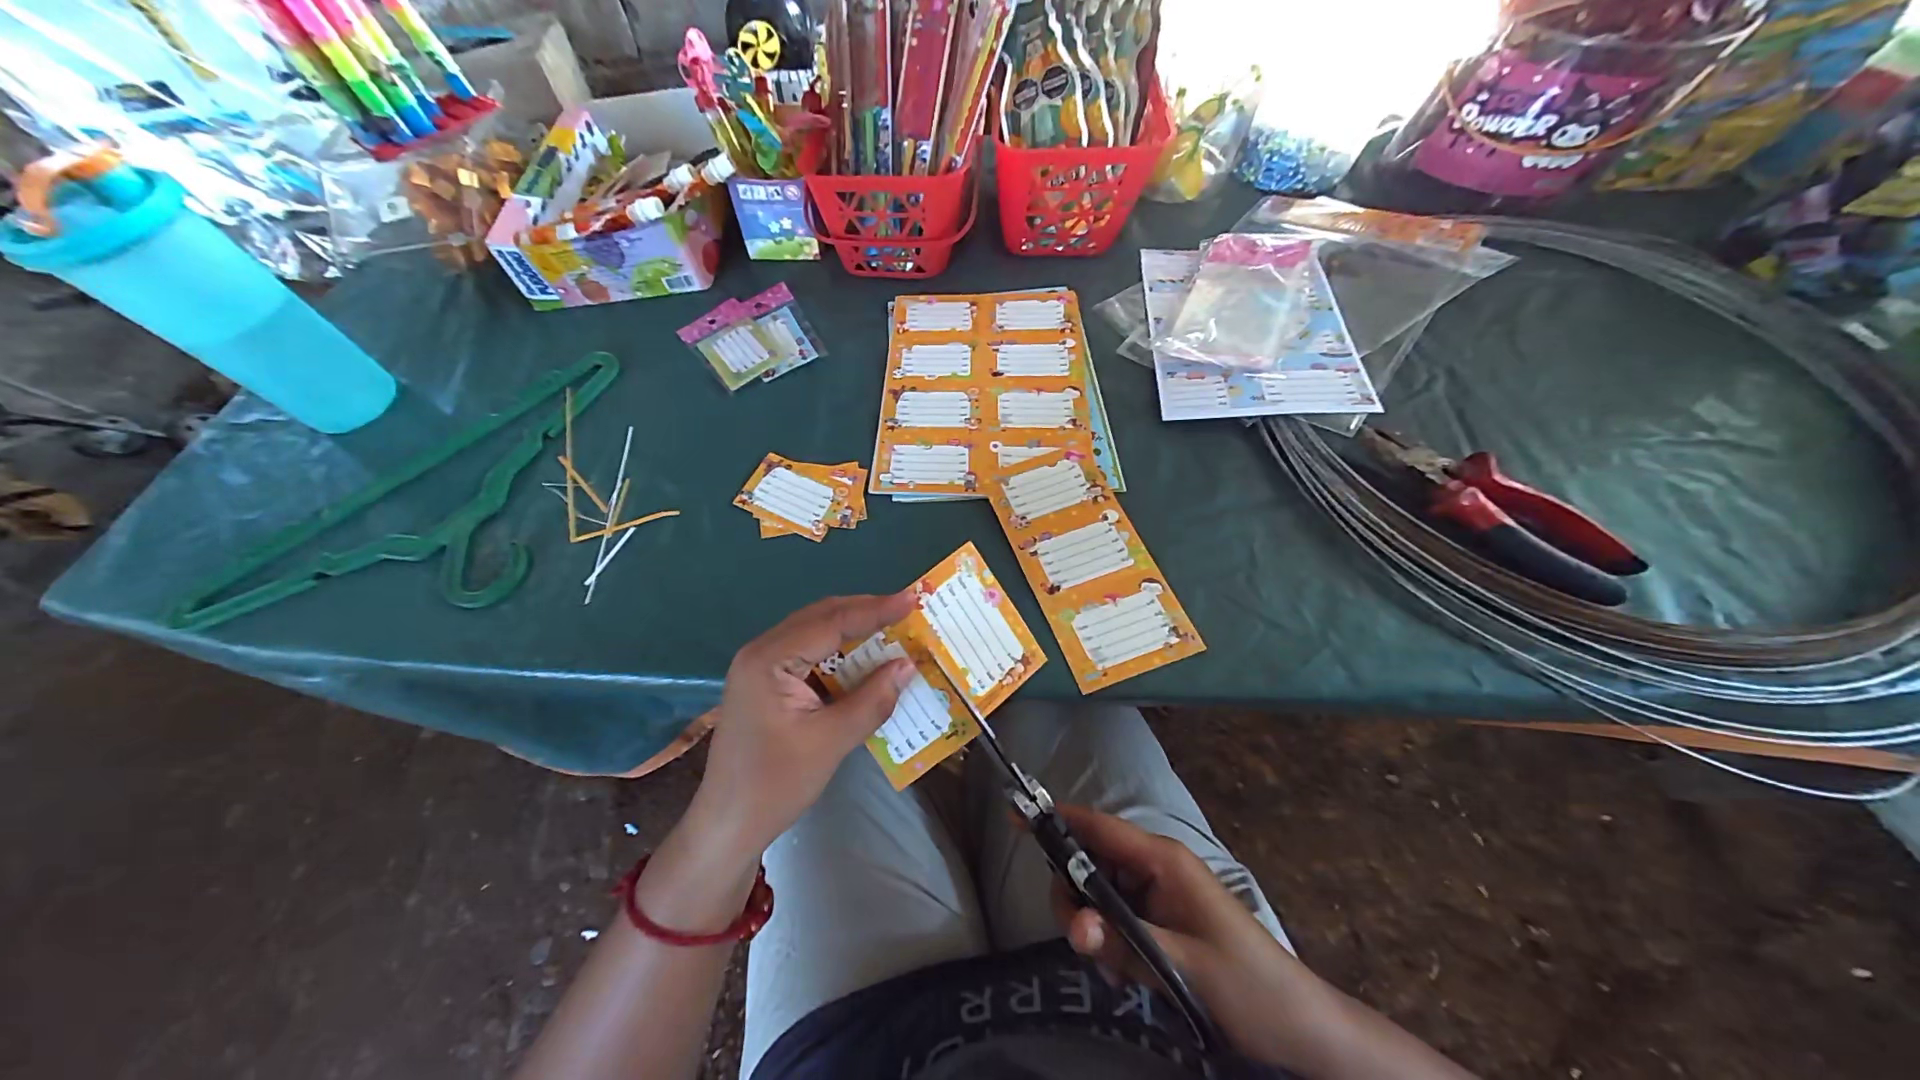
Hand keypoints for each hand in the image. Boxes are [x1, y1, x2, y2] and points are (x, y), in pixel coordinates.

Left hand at [691, 592, 917, 858]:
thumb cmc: (775, 784)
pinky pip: (809, 656)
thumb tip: (908, 665)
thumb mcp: (830, 742)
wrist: (728, 825)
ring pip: (815, 634)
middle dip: (865, 613)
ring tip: (893, 629)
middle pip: (821, 618)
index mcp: (769, 659)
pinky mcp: (767, 684)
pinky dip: (840, 654)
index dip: (875, 609)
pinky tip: (865, 660)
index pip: (831, 622)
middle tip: (907, 610)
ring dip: (854, 632)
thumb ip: (872, 700)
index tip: (913, 599)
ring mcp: (761, 667)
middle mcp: (762, 652)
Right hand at [1053, 807, 1474, 1078]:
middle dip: (1073, 898)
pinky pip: (1115, 917)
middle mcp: (1155, 868)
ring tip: (1109, 971)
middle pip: (1089, 863)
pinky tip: (1118, 975)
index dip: (1056, 818)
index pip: (1098, 827)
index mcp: (1163, 861)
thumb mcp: (1183, 966)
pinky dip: (1105, 941)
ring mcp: (1157, 894)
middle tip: (1080, 943)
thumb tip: (1072, 926)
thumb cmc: (1247, 985)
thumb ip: (1123, 943)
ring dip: (1090, 927)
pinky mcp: (1160, 920)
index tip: (1015, 812)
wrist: (1299, 1025)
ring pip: (1098, 894)